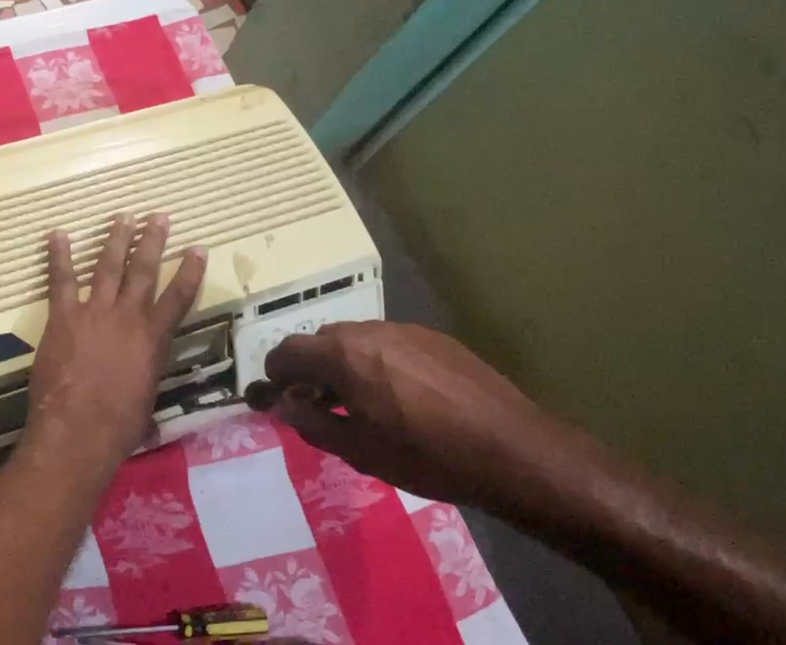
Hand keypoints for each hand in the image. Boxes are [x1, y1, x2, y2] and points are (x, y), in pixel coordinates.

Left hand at [19, 213, 206, 472]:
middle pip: (143, 270)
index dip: (190, 271)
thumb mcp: (146, 405)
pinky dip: (58, 255)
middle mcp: (128, 317)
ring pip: (108, 266)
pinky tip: (58, 234)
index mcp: (154, 339)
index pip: (179, 297)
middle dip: (152, 240)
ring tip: (123, 217)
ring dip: (116, 239)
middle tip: (158, 216)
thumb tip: (149, 415)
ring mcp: (95, 312)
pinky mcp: (63, 316)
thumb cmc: (118, 428)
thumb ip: (145, 389)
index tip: (197, 248)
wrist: (78, 431)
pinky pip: (61, 279)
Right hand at [258, 321, 582, 510]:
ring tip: (364, 401)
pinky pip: (391, 344)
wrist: (510, 449)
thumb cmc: (425, 456)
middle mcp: (367, 330)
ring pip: (357, 340)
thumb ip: (312, 423)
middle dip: (312, 368)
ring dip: (347, 364)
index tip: (280, 396)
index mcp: (342, 355)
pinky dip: (380, 363)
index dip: (276, 373)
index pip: (288, 351)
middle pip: (322, 341)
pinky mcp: (435, 338)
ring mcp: (404, 330)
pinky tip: (404, 397)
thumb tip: (283, 407)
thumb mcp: (358, 450)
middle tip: (320, 404)